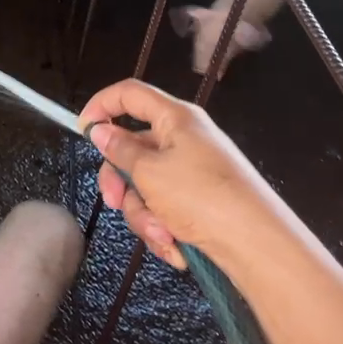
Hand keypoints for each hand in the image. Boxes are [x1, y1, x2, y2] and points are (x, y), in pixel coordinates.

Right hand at [78, 79, 287, 270]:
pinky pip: (164, 209)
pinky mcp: (200, 204)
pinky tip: (175, 247)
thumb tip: (99, 130)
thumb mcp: (149, 171)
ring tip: (161, 233)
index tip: (82, 130)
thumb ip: (119, 150)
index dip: (102, 104)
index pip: (130, 94)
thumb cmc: (201, 197)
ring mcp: (192, 174)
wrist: (260, 248)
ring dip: (144, 213)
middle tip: (113, 201)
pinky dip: (163, 228)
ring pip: (145, 185)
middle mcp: (184, 141)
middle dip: (120, 180)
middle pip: (132, 148)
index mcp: (175, 120)